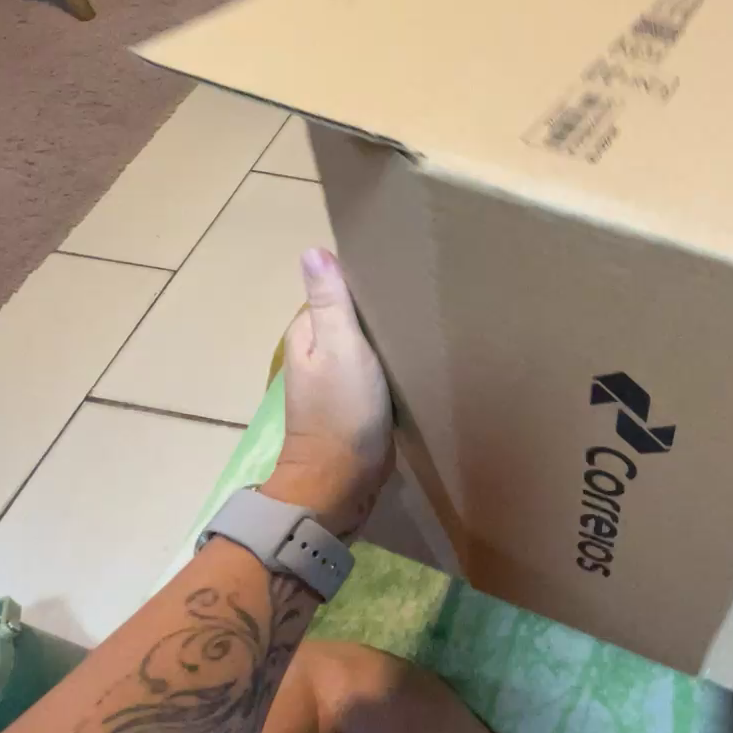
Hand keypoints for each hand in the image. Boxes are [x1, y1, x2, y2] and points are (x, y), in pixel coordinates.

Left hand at [264, 248, 393, 541]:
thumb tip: (312, 250)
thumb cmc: (342, 410)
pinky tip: (417, 359)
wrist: (342, 482)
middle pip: (354, 317)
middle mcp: (318, 353)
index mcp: (307, 333)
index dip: (364, 282)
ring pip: (368, 344)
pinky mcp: (358, 401)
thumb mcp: (340, 348)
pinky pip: (377, 369)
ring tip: (425, 325)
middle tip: (422, 300)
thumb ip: (330, 302)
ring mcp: (337, 380)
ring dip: (390, 336)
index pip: (336, 292)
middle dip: (381, 309)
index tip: (400, 274)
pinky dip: (394, 362)